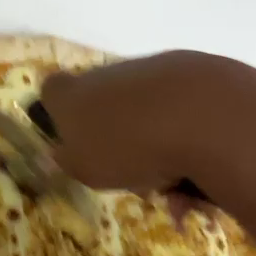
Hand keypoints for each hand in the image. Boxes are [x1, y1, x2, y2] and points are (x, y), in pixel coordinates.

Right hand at [38, 50, 255, 197]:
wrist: (199, 112)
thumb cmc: (127, 146)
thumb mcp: (85, 169)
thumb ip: (67, 161)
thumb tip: (55, 154)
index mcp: (72, 94)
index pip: (52, 91)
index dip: (58, 113)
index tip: (74, 140)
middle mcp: (105, 74)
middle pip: (103, 104)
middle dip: (117, 139)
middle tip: (132, 176)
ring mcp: (147, 69)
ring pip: (144, 111)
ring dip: (155, 144)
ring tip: (177, 186)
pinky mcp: (188, 71)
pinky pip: (180, 110)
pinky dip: (187, 137)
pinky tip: (203, 169)